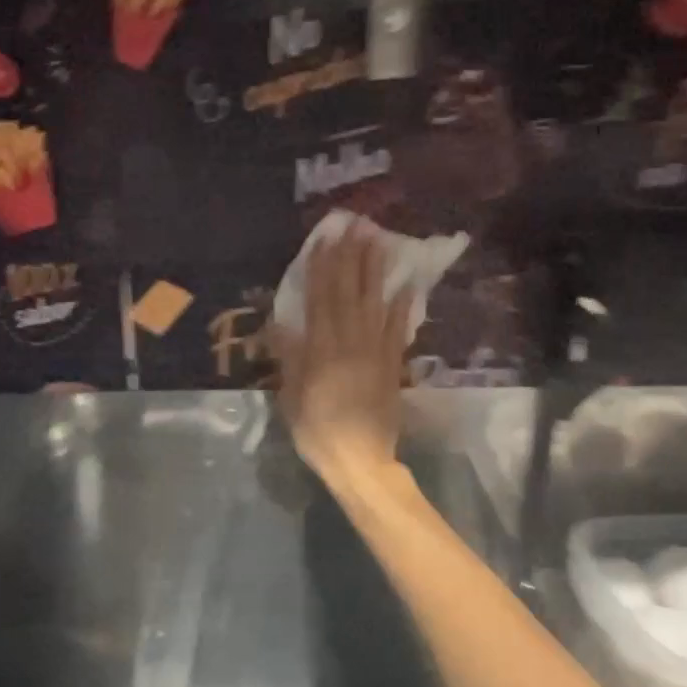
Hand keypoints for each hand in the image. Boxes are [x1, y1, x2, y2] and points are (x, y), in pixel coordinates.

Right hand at [274, 223, 411, 484]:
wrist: (361, 460)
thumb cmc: (317, 432)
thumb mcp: (291, 397)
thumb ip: (289, 357)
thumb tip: (280, 322)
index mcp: (322, 349)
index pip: (320, 299)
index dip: (322, 267)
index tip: (324, 239)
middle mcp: (351, 342)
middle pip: (350, 293)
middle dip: (351, 258)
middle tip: (355, 226)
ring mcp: (375, 352)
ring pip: (376, 303)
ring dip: (377, 271)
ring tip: (379, 241)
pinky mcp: (392, 365)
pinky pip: (398, 329)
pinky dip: (402, 306)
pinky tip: (406, 285)